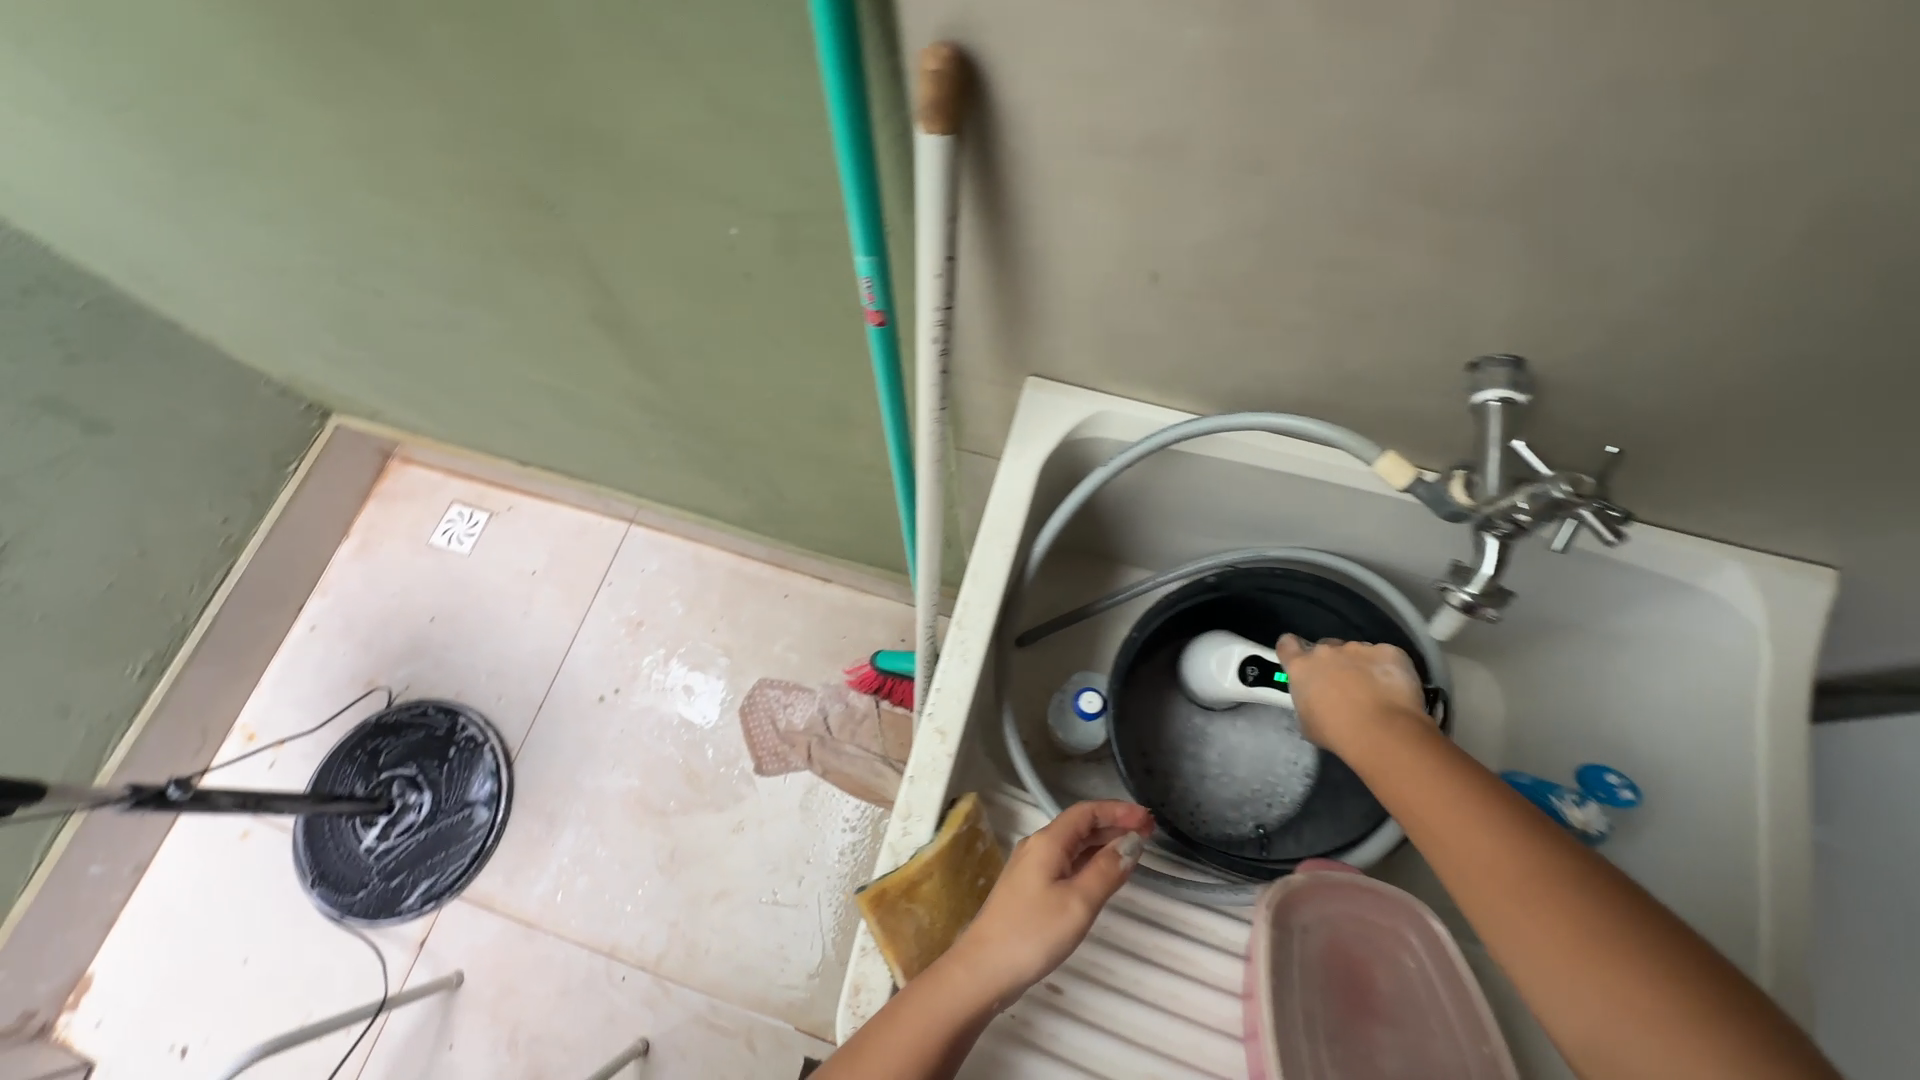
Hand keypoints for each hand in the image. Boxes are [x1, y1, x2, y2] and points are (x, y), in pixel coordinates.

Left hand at [941, 800, 1152, 1007]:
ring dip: (1103, 844)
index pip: (1086, 812)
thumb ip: (1107, 870)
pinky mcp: (1030, 889)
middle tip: (1148, 834)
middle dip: (1114, 825)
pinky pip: (1066, 864)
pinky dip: (1089, 863)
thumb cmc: (1033, 933)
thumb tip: (1132, 843)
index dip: (1118, 811)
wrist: (984, 968)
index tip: (1147, 818)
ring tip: (1133, 851)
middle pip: (1079, 826)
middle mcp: (1038, 848)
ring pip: (1073, 846)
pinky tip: (1104, 876)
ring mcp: (1031, 869)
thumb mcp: (1078, 902)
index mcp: (1048, 842)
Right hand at [1274, 634, 1426, 750]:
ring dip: (1360, 665)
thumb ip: (1306, 701)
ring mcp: (1358, 648)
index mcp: (1301, 667)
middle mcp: (1326, 651)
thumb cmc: (1335, 732)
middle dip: (1332, 662)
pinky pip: (1385, 655)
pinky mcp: (1389, 651)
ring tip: (1374, 690)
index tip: (1300, 660)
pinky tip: (1393, 688)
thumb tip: (1314, 701)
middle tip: (1343, 685)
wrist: (1382, 731)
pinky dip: (1387, 667)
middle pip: (1325, 647)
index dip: (1293, 650)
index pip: (1287, 644)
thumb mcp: (1306, 722)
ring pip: (1356, 652)